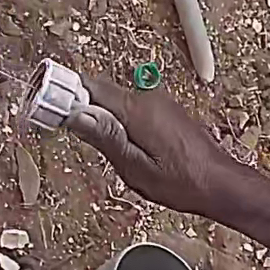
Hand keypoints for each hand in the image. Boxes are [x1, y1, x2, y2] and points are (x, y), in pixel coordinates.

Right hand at [64, 77, 248, 216]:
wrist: (222, 183)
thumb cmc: (184, 182)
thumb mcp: (136, 169)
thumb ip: (106, 139)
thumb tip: (77, 116)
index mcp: (137, 110)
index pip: (91, 87)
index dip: (66, 93)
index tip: (48, 103)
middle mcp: (147, 99)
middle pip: (101, 93)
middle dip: (82, 108)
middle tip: (69, 132)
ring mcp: (158, 103)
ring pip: (115, 102)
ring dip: (101, 117)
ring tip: (99, 146)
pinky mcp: (164, 111)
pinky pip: (131, 108)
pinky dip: (118, 120)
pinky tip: (121, 145)